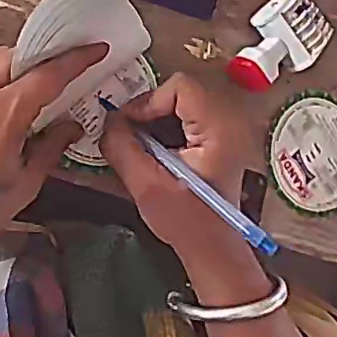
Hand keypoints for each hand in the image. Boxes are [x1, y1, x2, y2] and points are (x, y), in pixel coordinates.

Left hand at [0, 43, 106, 265]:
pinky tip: (2, 99)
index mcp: (3, 111)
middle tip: (66, 67)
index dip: (77, 58)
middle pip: (18, 54)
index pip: (49, 72)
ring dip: (18, 64)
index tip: (97, 48)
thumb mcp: (22, 186)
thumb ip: (51, 148)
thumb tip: (72, 125)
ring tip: (35, 84)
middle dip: (44, 56)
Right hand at [101, 74, 268, 295]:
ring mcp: (226, 130)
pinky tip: (152, 151)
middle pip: (179, 91)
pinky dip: (164, 127)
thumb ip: (121, 146)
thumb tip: (108, 121)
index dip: (148, 101)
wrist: (214, 250)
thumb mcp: (146, 184)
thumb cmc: (187, 222)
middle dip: (148, 110)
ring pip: (180, 103)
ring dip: (155, 119)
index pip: (179, 86)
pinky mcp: (218, 139)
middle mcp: (228, 122)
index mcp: (218, 128)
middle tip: (129, 132)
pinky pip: (185, 117)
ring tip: (138, 144)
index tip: (129, 124)